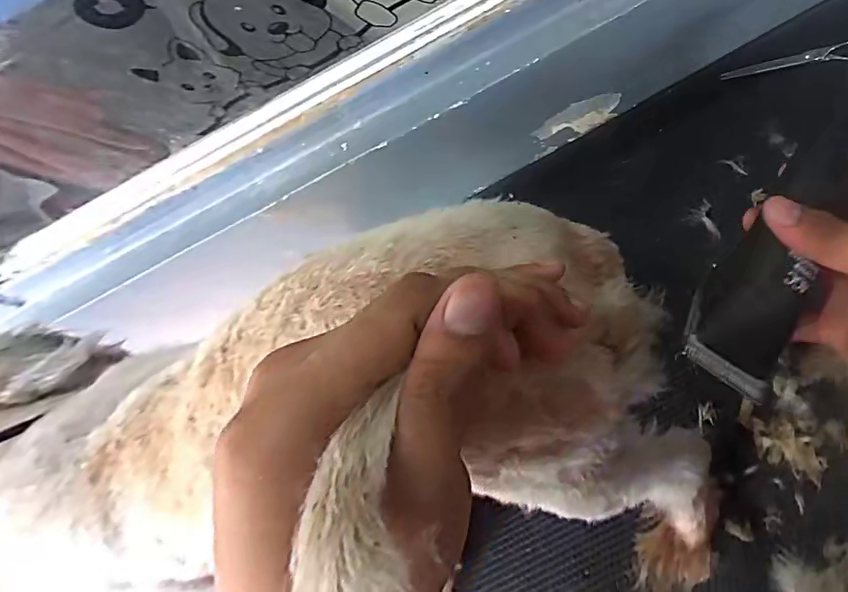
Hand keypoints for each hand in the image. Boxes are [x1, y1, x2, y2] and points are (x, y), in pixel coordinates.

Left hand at [213, 264, 588, 591]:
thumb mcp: (423, 480)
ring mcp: (289, 392)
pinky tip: (496, 352)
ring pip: (405, 327)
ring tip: (545, 338)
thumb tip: (478, 283)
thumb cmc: (378, 572)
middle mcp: (282, 378)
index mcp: (298, 396)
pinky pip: (389, 354)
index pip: (412, 301)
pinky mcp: (307, 407)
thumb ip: (440, 375)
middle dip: (496, 309)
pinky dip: (447, 350)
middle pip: (410, 311)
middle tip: (566, 323)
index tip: (555, 320)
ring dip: (479, 327)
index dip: (493, 296)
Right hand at [756, 186, 847, 456]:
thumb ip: (832, 238)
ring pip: (808, 271)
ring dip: (776, 268)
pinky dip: (780, 313)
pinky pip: (805, 315)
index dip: (808, 186)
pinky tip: (748, 307)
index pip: (844, 190)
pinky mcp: (846, 332)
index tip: (765, 187)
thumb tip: (772, 208)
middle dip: (785, 228)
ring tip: (736, 261)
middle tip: (743, 228)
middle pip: (820, 231)